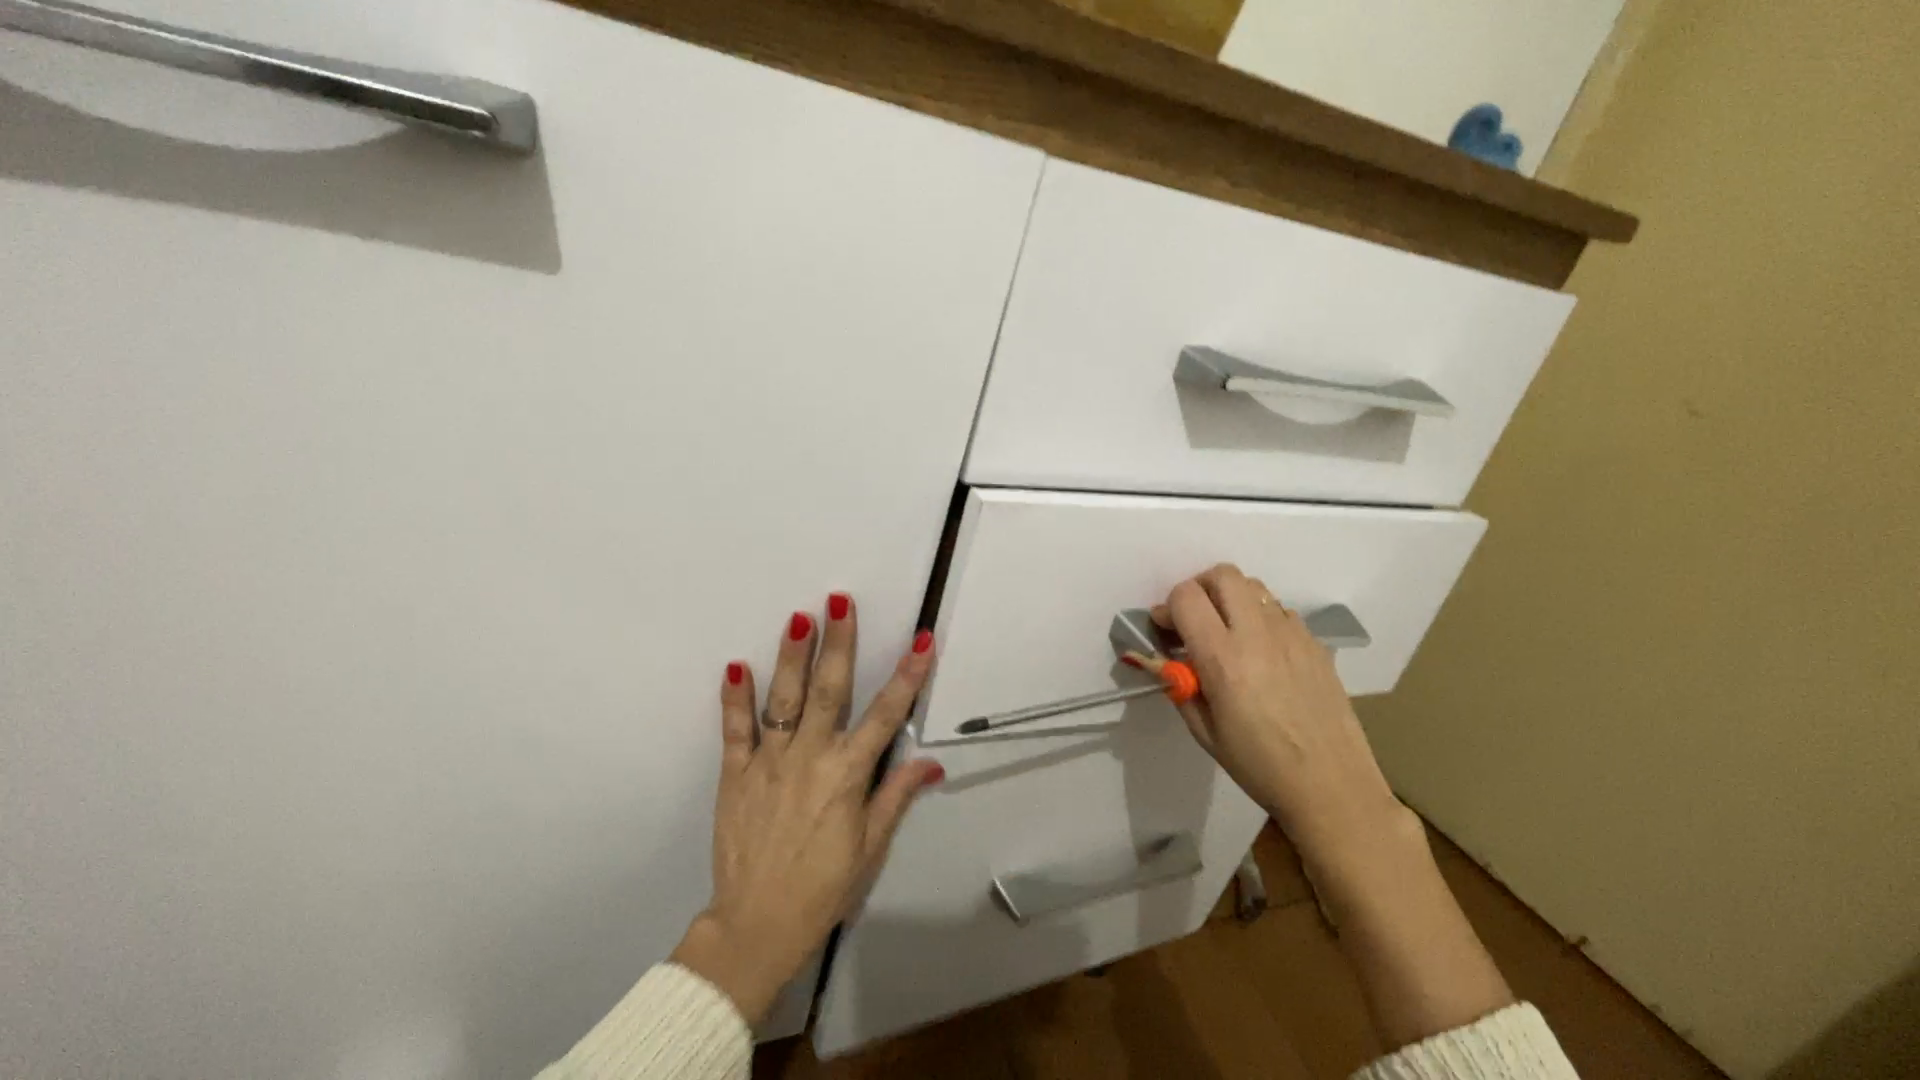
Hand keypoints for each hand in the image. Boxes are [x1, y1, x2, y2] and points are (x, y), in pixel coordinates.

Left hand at [670, 595, 943, 1025]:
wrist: (758, 921)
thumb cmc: (824, 887)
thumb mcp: (870, 846)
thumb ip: (896, 796)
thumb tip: (930, 763)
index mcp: (848, 775)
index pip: (885, 715)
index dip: (907, 676)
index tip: (922, 641)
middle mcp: (810, 757)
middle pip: (829, 690)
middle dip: (839, 642)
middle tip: (840, 600)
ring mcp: (769, 762)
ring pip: (782, 698)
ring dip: (791, 656)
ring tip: (798, 617)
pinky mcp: (735, 773)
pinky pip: (735, 729)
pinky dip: (735, 697)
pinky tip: (737, 666)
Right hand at [1155, 564, 1409, 863]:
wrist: (1331, 784)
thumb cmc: (1259, 766)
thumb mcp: (1205, 732)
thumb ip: (1180, 686)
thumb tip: (1167, 660)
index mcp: (1223, 659)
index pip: (1186, 597)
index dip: (1167, 608)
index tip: (1166, 632)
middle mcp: (1258, 634)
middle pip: (1222, 575)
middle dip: (1199, 589)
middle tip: (1193, 621)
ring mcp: (1292, 634)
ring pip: (1253, 587)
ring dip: (1231, 600)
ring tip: (1227, 635)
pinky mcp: (1314, 643)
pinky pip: (1280, 611)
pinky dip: (1261, 618)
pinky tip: (1261, 654)